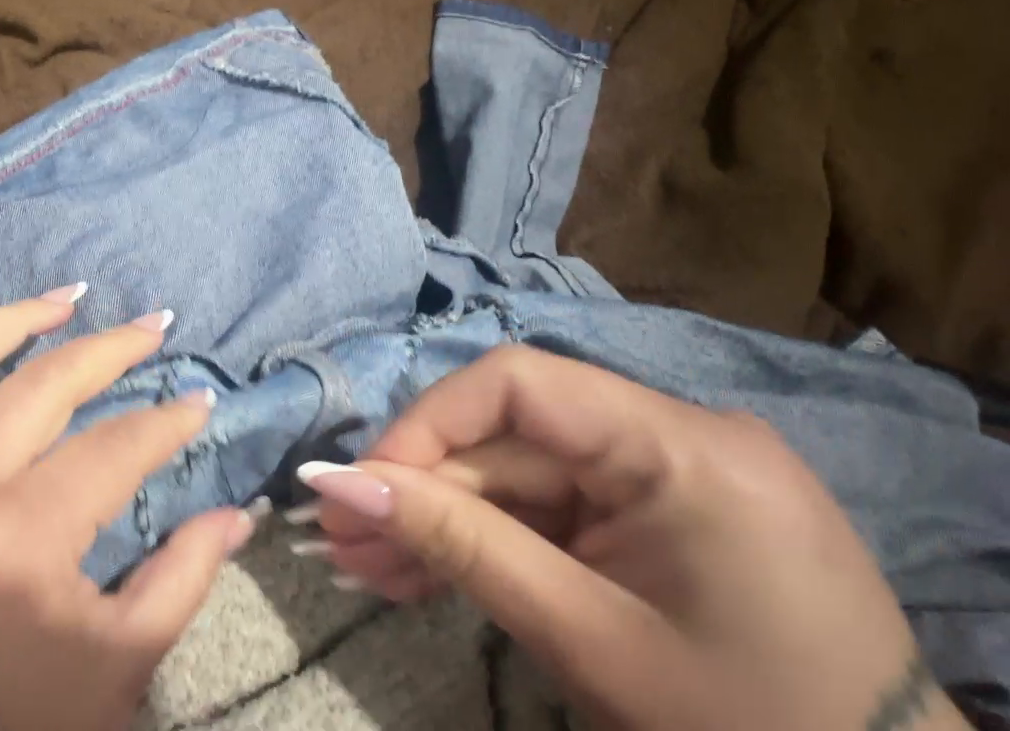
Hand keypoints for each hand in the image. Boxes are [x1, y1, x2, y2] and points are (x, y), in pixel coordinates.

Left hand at [0, 289, 254, 730]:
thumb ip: (181, 581)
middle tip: (153, 326)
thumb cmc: (9, 716)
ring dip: (11, 317)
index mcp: (24, 533)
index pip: (115, 449)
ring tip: (62, 299)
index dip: (166, 423)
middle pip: (41, 385)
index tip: (200, 405)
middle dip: (108, 348)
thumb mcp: (116, 665)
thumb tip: (238, 516)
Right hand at [295, 345, 968, 730]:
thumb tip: (336, 484)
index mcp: (684, 448)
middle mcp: (678, 436)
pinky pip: (552, 511)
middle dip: (419, 493)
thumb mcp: (586, 636)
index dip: (423, 425)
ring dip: (441, 523)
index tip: (360, 488)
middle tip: (341, 545)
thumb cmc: (743, 727)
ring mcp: (670, 475)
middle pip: (509, 439)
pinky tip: (422, 576)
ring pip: (519, 478)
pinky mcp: (660, 514)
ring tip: (365, 572)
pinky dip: (489, 543)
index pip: (518, 384)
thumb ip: (456, 545)